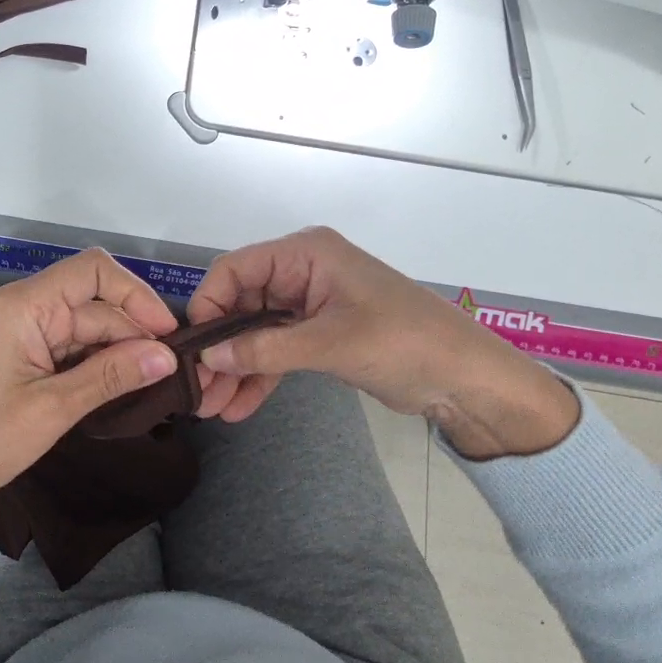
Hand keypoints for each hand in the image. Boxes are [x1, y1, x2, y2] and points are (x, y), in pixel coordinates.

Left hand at [0, 250, 179, 583]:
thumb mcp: (53, 408)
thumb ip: (111, 375)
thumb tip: (166, 356)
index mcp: (23, 305)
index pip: (92, 270)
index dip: (135, 294)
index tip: (167, 334)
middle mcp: (22, 307)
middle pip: (92, 301)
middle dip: (133, 329)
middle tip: (172, 370)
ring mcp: (20, 331)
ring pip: (84, 326)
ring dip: (118, 349)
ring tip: (157, 380)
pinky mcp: (20, 355)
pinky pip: (68, 346)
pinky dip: (96, 362)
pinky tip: (124, 385)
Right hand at [187, 227, 576, 458]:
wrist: (468, 381)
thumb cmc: (404, 344)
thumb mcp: (330, 344)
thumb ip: (264, 348)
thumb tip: (208, 359)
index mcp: (306, 254)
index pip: (236, 269)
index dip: (210, 305)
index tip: (193, 349)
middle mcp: (302, 272)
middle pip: (241, 304)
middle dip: (220, 347)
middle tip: (197, 390)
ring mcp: (309, 305)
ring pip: (256, 333)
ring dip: (236, 368)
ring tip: (212, 408)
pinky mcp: (319, 335)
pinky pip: (276, 352)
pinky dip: (260, 376)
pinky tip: (239, 408)